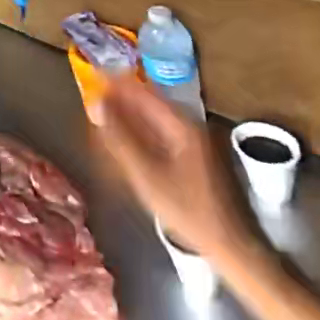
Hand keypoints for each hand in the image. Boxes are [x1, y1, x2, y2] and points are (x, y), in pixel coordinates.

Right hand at [95, 78, 256, 263]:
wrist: (227, 243)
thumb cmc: (187, 209)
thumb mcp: (147, 174)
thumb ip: (120, 137)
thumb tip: (97, 104)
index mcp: (180, 125)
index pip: (143, 91)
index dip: (117, 82)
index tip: (93, 76)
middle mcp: (188, 125)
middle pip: (148, 100)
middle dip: (120, 96)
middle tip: (93, 96)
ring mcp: (191, 140)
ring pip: (152, 115)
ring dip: (128, 111)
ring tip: (102, 113)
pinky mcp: (190, 154)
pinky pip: (158, 129)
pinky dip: (138, 127)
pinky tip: (123, 135)